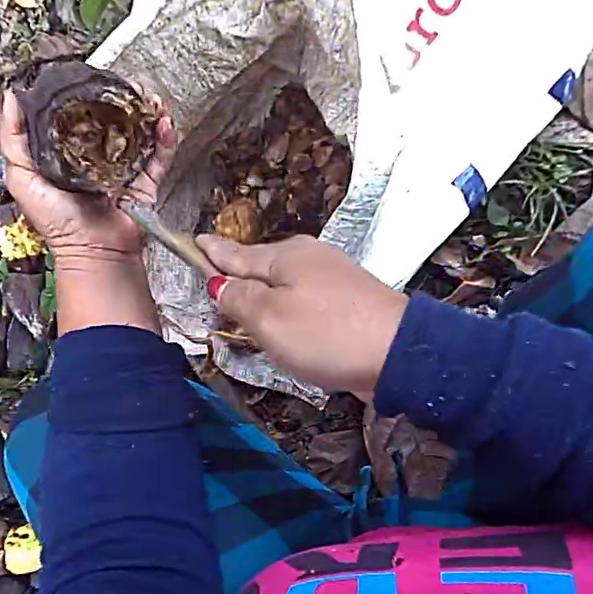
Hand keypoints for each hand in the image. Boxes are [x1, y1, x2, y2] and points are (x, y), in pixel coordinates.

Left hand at [0, 88, 177, 333]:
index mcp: (71, 157)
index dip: (88, 97)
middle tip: (126, 86)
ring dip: (147, 114)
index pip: (81, 119)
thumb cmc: (57, 224)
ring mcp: (126, 172)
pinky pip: (158, 158)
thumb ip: (14, 140)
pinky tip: (163, 121)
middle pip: (115, 123)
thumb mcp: (22, 177)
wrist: (94, 252)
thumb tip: (12, 98)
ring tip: (148, 98)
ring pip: (141, 135)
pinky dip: (164, 139)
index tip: (93, 79)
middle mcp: (100, 161)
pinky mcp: (146, 185)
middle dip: (123, 102)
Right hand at [197, 234, 407, 398]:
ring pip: (283, 285)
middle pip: (260, 267)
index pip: (235, 253)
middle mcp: (309, 258)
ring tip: (242, 309)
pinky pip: (304, 301)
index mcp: (284, 256)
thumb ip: (238, 299)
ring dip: (263, 297)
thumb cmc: (327, 335)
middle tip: (211, 284)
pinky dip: (288, 311)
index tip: (194, 240)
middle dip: (237, 276)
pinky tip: (285, 325)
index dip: (211, 252)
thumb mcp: (269, 318)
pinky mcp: (348, 301)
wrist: (398, 353)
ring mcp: (332, 278)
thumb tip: (219, 283)